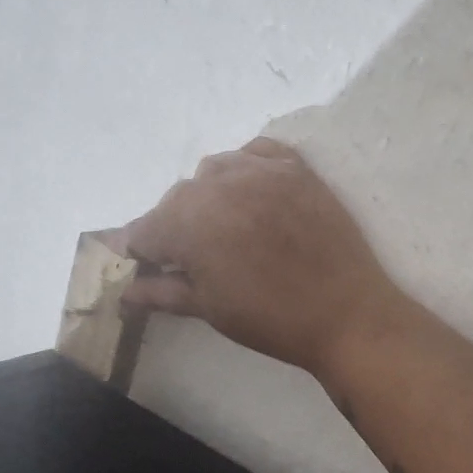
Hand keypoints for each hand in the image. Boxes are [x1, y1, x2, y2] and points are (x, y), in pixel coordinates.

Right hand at [117, 137, 409, 372]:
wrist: (348, 315)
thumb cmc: (273, 320)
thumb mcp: (210, 309)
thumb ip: (163, 290)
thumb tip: (125, 289)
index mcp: (187, 221)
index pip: (144, 229)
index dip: (141, 251)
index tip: (147, 266)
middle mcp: (218, 184)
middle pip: (178, 199)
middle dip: (176, 227)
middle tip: (194, 259)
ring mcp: (260, 171)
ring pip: (215, 171)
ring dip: (210, 195)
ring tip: (227, 229)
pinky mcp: (297, 169)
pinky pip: (258, 152)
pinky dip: (247, 166)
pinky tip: (253, 193)